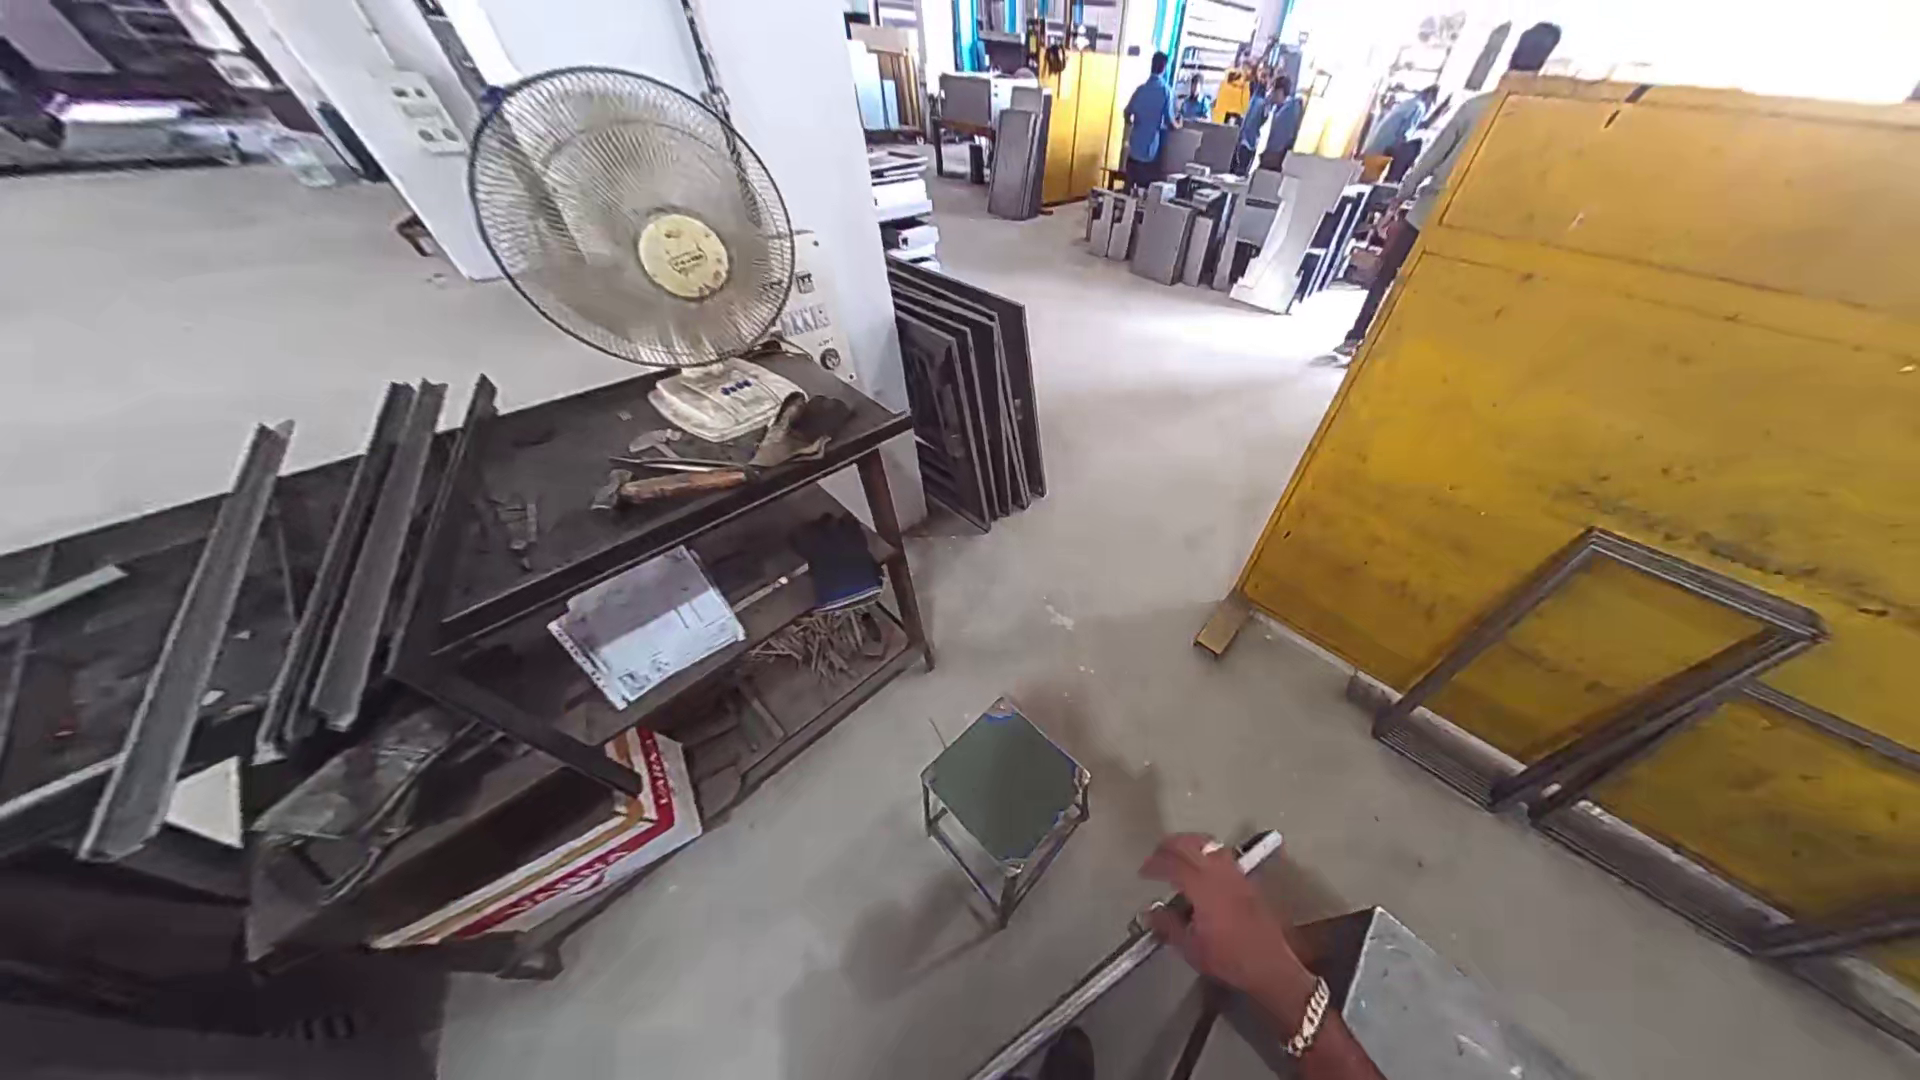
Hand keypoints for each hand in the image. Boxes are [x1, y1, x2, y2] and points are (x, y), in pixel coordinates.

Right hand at [1139, 834, 1312, 1000]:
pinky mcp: (1246, 879)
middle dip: (1167, 846)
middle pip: (1187, 843)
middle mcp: (1218, 872)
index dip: (1153, 864)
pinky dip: (1204, 849)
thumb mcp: (1191, 948)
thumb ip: (1167, 925)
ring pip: (1206, 842)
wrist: (1272, 968)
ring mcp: (1234, 873)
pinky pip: (1220, 852)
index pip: (1171, 862)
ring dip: (1187, 842)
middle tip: (1155, 857)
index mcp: (1201, 886)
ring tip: (1176, 852)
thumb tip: (1149, 912)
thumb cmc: (1230, 959)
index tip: (1143, 872)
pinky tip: (1201, 863)